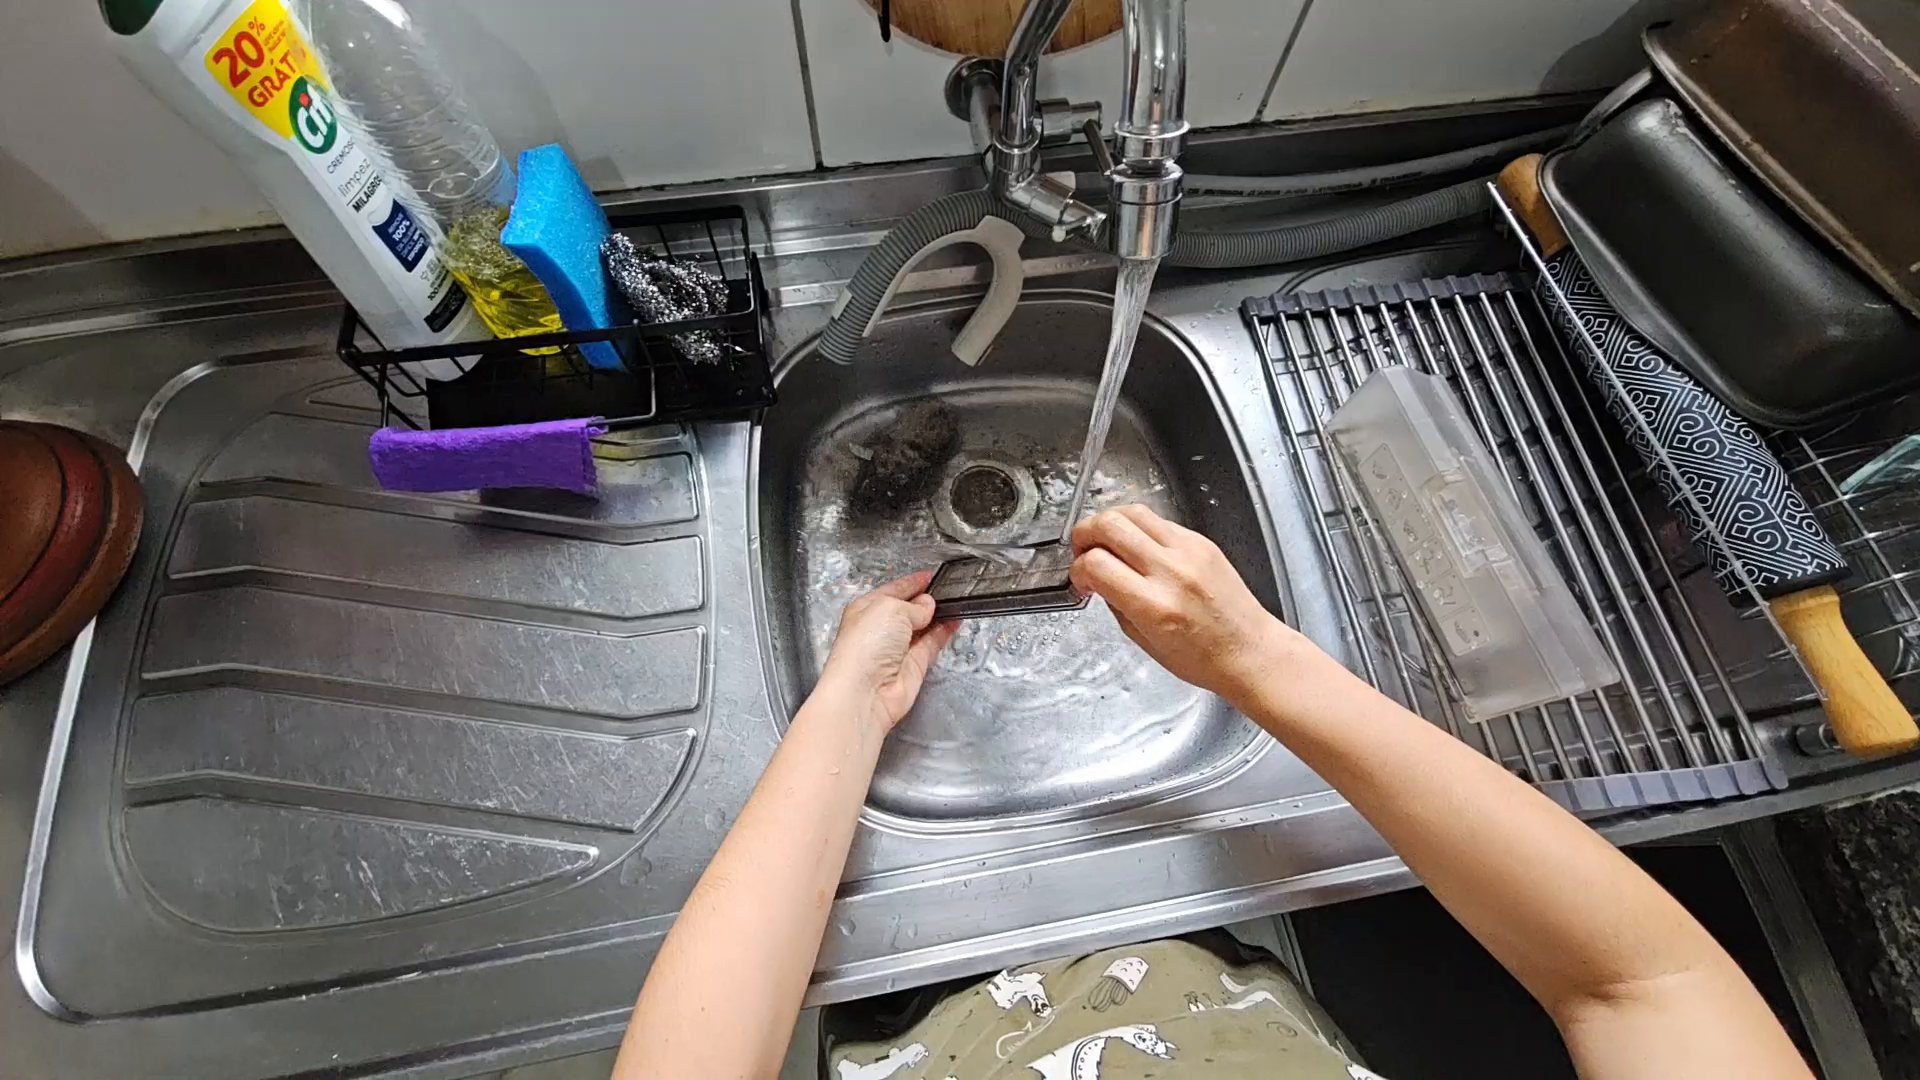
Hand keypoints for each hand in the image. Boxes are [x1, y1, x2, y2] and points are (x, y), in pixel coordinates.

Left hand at [819, 570, 957, 731]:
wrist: (865, 692)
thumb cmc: (866, 645)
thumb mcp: (890, 609)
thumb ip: (914, 605)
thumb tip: (928, 606)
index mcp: (867, 608)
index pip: (894, 590)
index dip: (912, 582)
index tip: (931, 575)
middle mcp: (881, 628)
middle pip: (908, 609)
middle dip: (927, 599)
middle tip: (949, 588)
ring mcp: (898, 648)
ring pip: (923, 626)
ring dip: (938, 615)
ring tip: (957, 602)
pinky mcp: (914, 665)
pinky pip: (932, 643)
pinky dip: (944, 632)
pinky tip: (955, 620)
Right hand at [1069, 505, 1307, 702]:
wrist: (1249, 650)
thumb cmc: (1201, 657)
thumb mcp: (1142, 640)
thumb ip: (1115, 602)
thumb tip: (1095, 576)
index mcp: (1154, 606)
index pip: (1096, 564)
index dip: (1077, 569)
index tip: (1081, 579)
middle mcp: (1172, 572)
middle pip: (1109, 525)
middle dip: (1085, 534)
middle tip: (1084, 552)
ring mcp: (1189, 551)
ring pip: (1132, 511)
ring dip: (1109, 523)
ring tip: (1107, 543)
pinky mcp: (1201, 540)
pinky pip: (1158, 520)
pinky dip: (1138, 528)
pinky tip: (1138, 548)